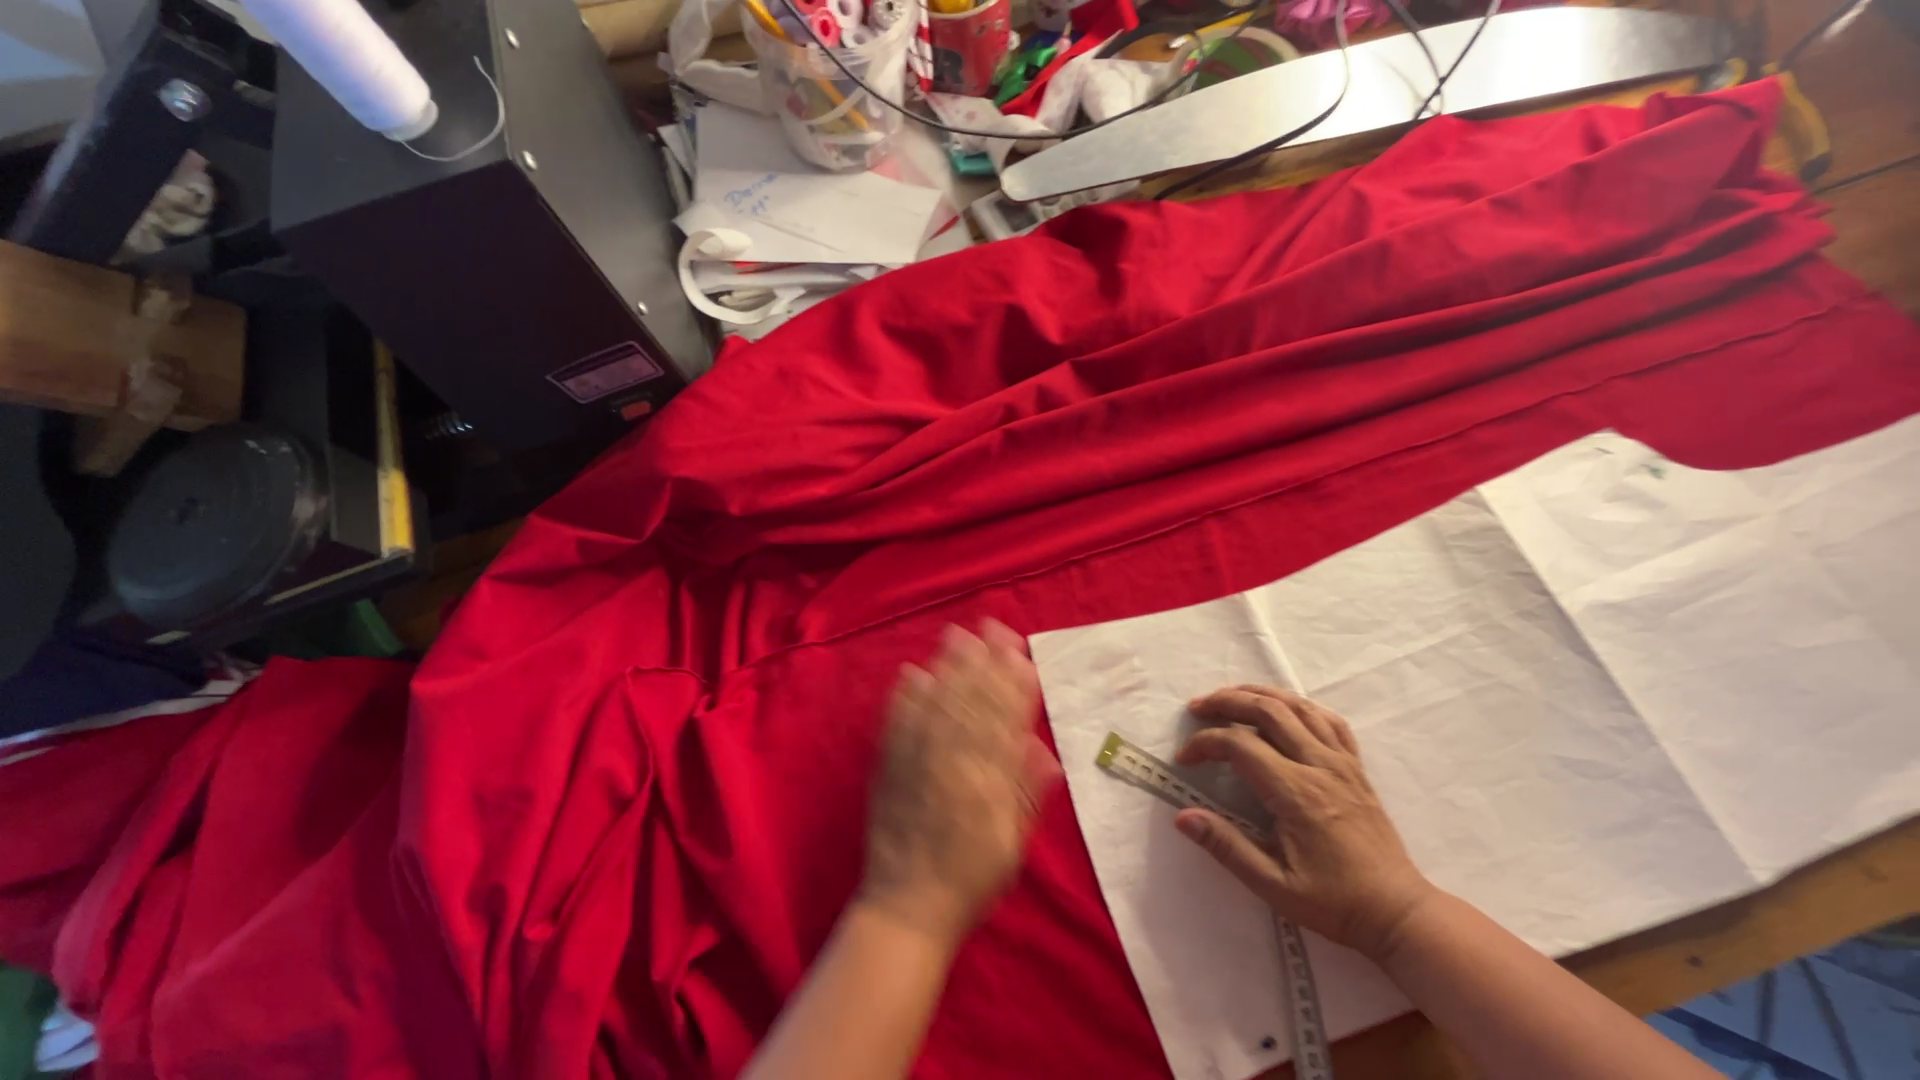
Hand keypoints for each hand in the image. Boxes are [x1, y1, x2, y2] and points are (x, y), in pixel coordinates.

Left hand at [860, 621, 1061, 946]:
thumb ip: (1027, 795)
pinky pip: (898, 725)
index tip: (1020, 653)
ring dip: (949, 669)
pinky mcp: (888, 770)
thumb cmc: (971, 881)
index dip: (1013, 685)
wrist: (908, 908)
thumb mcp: (1013, 844)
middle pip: (971, 704)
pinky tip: (913, 673)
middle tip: (991, 626)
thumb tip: (1045, 751)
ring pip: (937, 706)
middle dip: (983, 663)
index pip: (1004, 722)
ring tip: (957, 636)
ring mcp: (916, 764)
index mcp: (989, 783)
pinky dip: (906, 698)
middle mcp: (953, 764)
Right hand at [1173, 686, 1436, 960]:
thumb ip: (1226, 846)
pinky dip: (1300, 706)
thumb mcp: (1272, 885)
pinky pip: (1328, 721)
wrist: (1396, 911)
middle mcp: (1320, 767)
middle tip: (1197, 708)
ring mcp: (1343, 763)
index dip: (1205, 743)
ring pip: (1298, 707)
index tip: (1184, 759)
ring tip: (1230, 696)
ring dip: (1259, 694)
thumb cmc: (1333, 902)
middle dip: (1226, 701)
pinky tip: (1283, 709)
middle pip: (1268, 711)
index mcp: (1297, 794)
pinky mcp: (1356, 768)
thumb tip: (1182, 817)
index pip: (1240, 746)